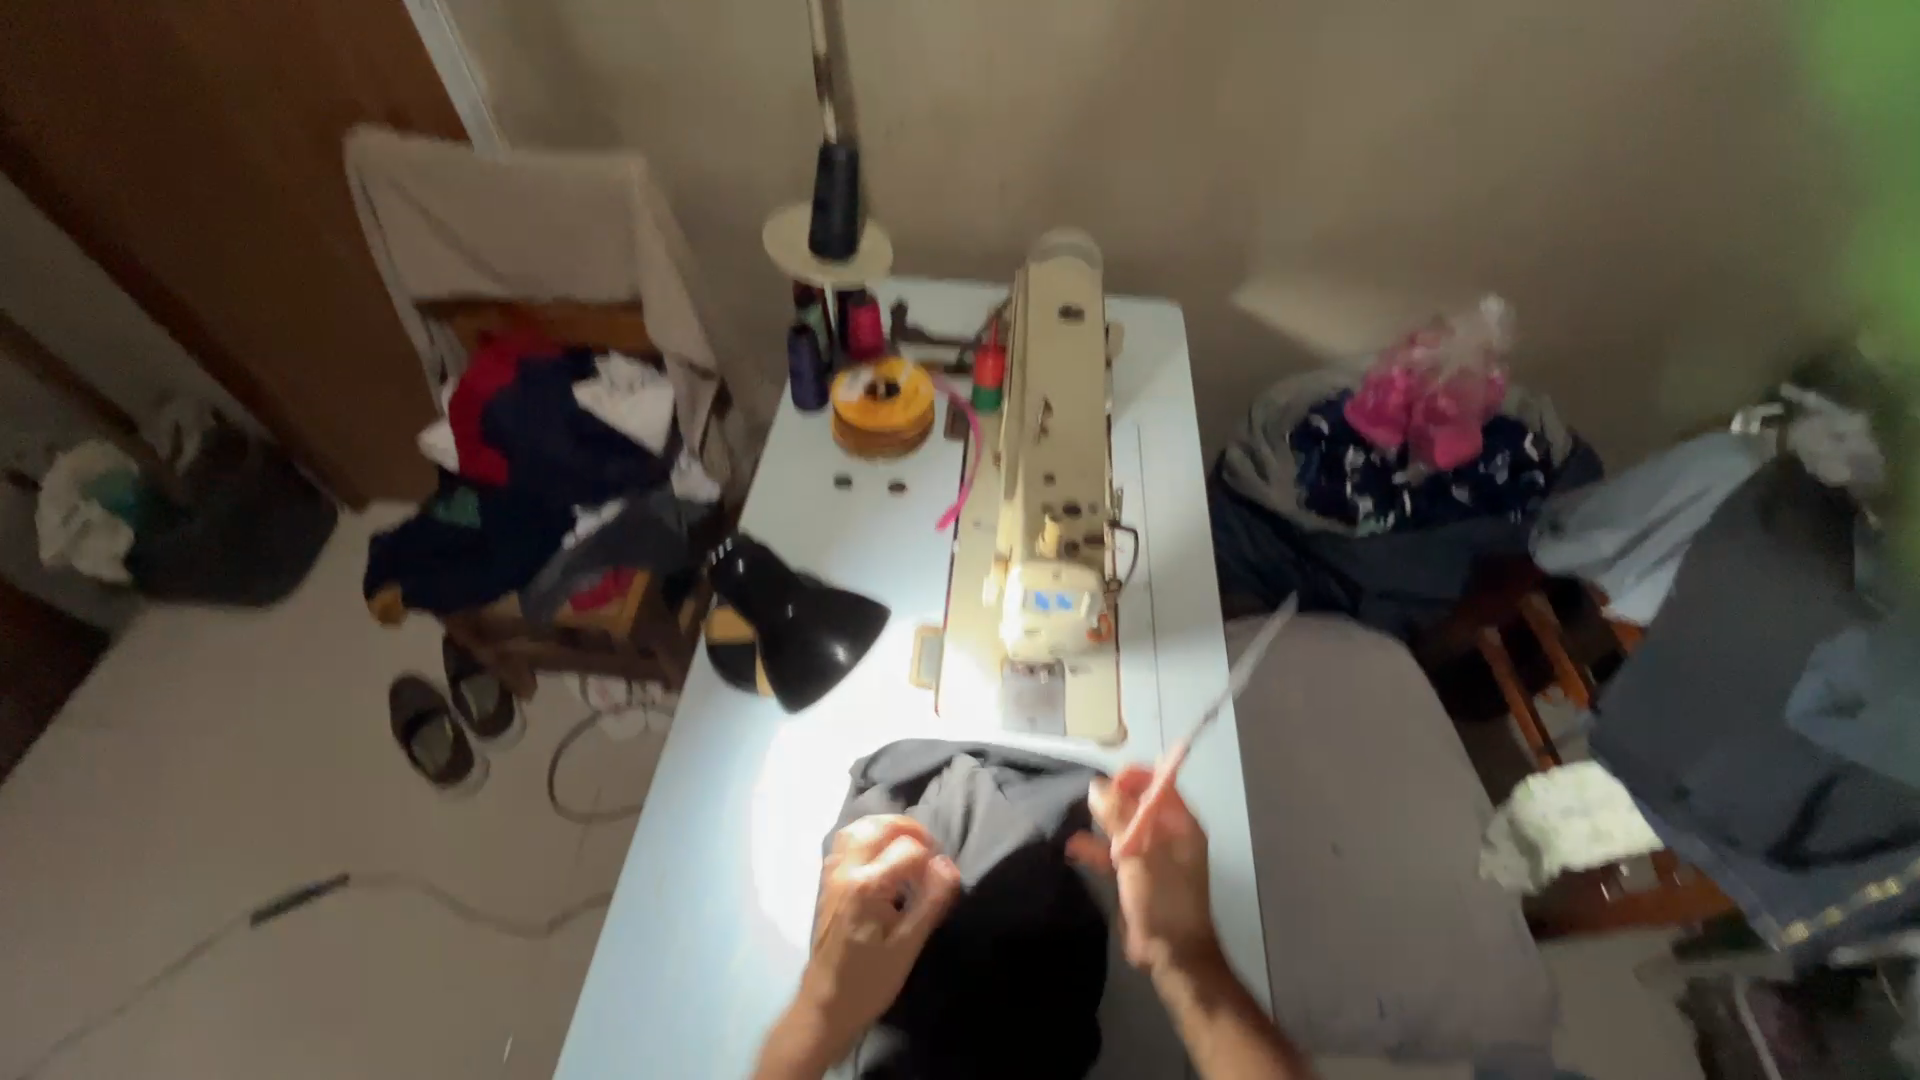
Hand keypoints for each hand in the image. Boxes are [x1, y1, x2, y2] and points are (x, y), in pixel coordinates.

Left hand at [771, 815, 961, 1072]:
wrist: (825, 1006)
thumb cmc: (870, 981)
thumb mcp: (908, 946)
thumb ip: (931, 901)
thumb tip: (947, 864)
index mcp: (866, 885)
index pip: (908, 849)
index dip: (931, 857)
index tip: (941, 878)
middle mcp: (845, 870)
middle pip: (877, 826)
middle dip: (908, 829)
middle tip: (929, 849)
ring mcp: (832, 874)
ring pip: (857, 828)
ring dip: (885, 828)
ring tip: (908, 845)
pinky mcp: (826, 882)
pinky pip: (844, 843)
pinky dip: (866, 837)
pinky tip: (881, 856)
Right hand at [1068, 765, 1219, 975]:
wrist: (1170, 955)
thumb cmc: (1164, 900)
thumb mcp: (1140, 854)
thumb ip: (1119, 818)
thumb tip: (1096, 785)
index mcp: (1179, 824)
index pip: (1158, 784)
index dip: (1134, 778)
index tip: (1109, 784)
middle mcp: (1166, 834)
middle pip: (1136, 803)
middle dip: (1112, 801)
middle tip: (1089, 803)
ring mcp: (1149, 855)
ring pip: (1121, 827)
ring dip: (1100, 825)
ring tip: (1077, 820)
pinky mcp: (1133, 874)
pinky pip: (1112, 852)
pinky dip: (1095, 849)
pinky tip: (1074, 848)